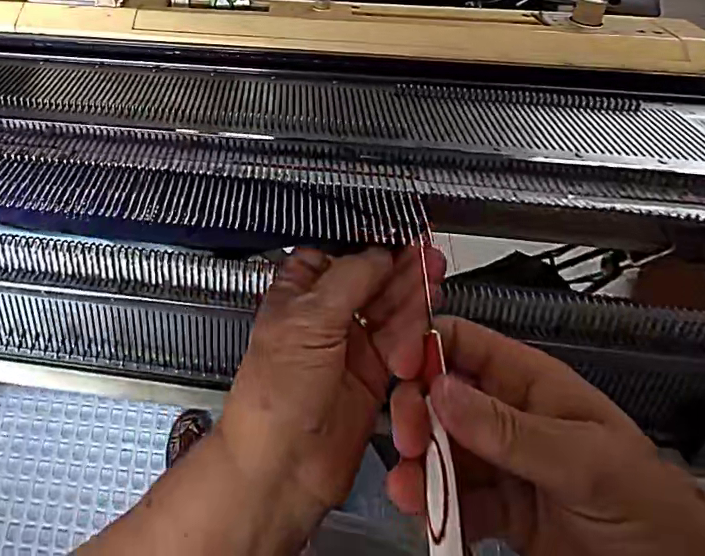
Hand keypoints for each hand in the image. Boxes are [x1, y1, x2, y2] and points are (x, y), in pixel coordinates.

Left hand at [81, 244, 443, 555]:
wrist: (281, 469)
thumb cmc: (271, 398)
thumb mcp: (308, 320)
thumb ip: (348, 280)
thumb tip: (378, 254)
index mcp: (297, 295)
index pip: (337, 256)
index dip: (367, 245)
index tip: (396, 234)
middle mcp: (324, 317)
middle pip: (368, 281)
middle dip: (398, 265)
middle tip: (425, 251)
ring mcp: (348, 347)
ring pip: (387, 309)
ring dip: (411, 290)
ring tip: (433, 270)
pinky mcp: (371, 376)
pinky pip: (399, 343)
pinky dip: (415, 327)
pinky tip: (427, 308)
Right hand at [387, 317, 704, 555]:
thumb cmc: (654, 508)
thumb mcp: (584, 460)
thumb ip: (511, 429)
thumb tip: (441, 390)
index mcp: (532, 383)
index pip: (465, 344)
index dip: (427, 346)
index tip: (399, 367)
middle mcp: (511, 417)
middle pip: (443, 398)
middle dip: (418, 413)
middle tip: (407, 440)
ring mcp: (506, 466)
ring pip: (444, 451)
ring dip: (420, 467)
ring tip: (409, 492)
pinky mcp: (504, 514)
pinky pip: (457, 503)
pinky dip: (437, 511)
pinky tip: (429, 521)